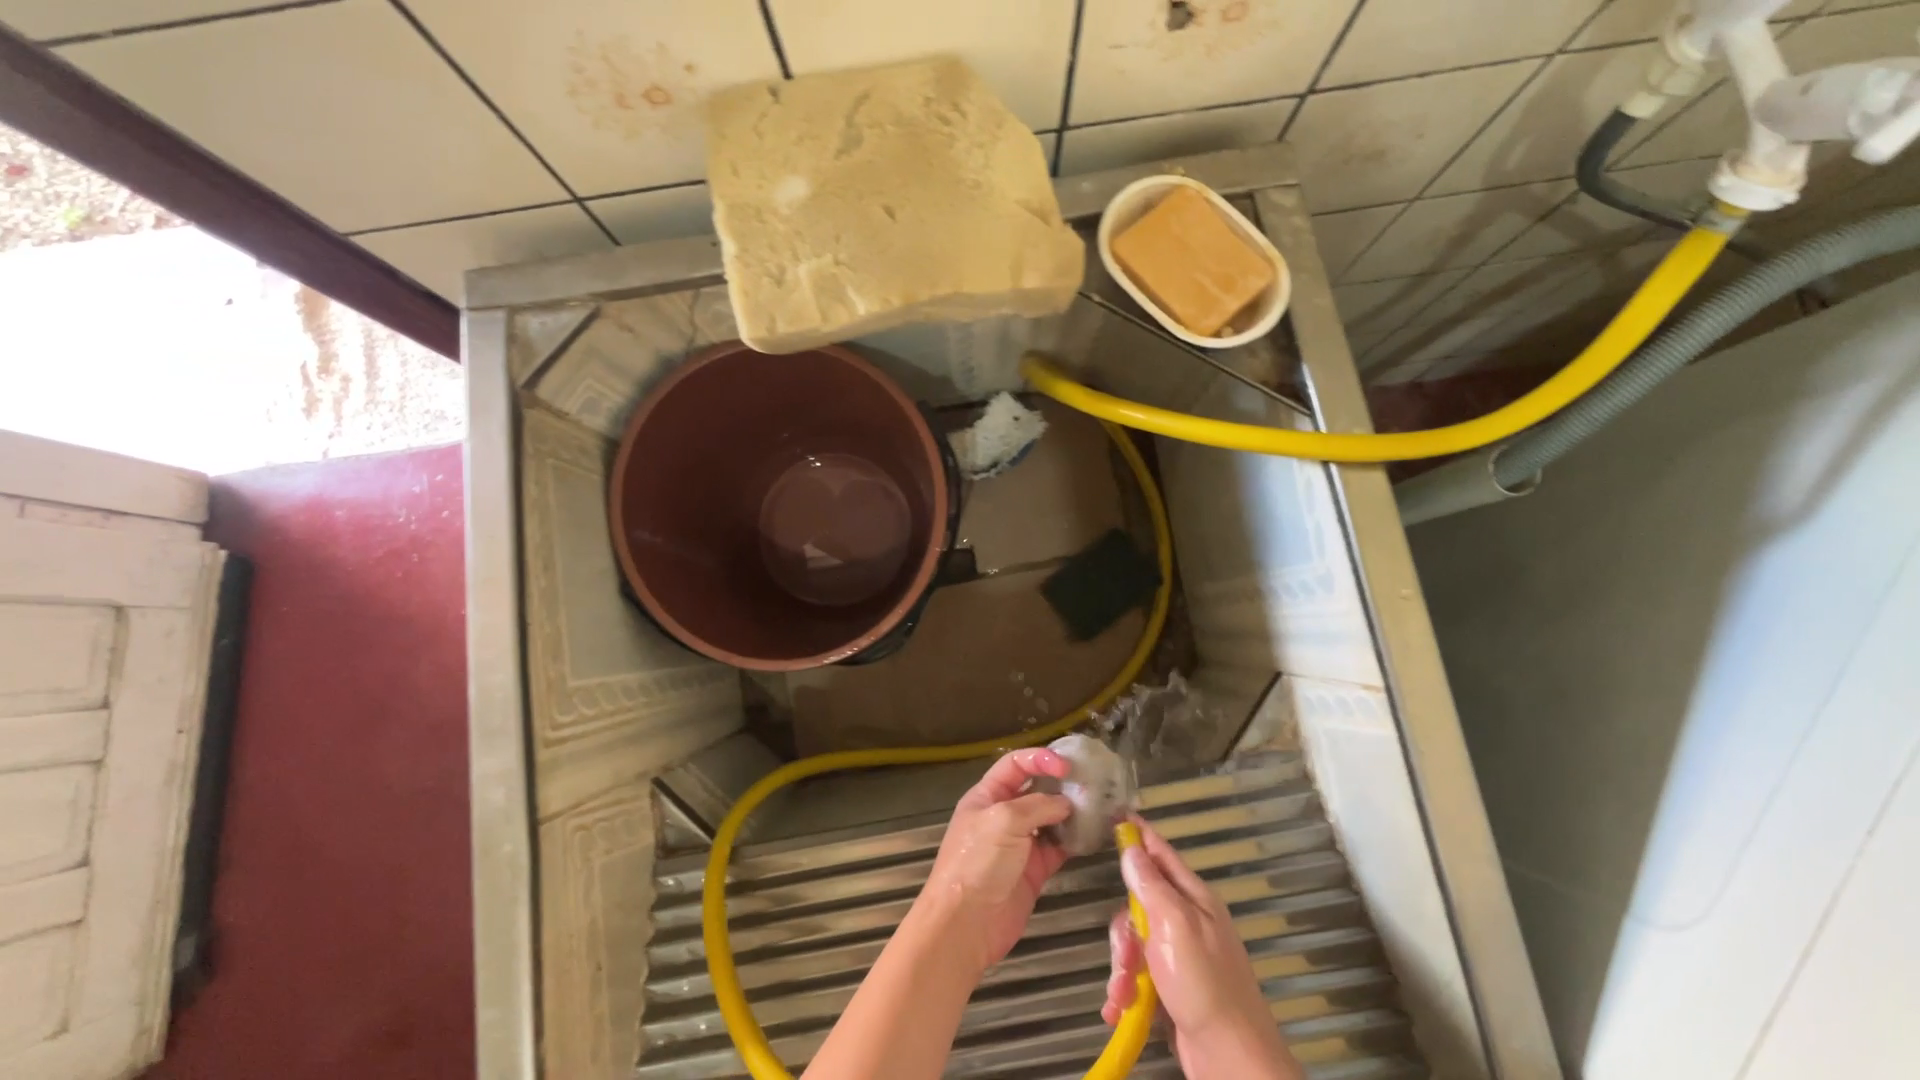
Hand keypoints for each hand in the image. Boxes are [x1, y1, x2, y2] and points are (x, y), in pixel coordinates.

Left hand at [918, 748, 1072, 971]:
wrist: (966, 924)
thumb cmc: (977, 863)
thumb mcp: (1003, 821)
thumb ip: (1037, 805)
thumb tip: (1065, 804)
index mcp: (987, 796)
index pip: (1015, 765)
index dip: (1040, 759)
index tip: (1068, 765)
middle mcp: (1003, 816)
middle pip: (1036, 790)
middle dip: (1062, 784)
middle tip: (1093, 783)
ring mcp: (1020, 843)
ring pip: (1051, 819)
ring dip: (1073, 812)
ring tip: (1100, 805)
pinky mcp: (1035, 869)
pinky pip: (1059, 847)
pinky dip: (1076, 840)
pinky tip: (1094, 833)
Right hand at [1103, 818, 1300, 1079]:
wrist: (1228, 1056)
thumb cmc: (1204, 984)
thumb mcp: (1174, 925)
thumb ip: (1151, 885)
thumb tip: (1131, 847)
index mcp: (1195, 899)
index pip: (1161, 854)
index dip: (1139, 836)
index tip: (1116, 817)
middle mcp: (1188, 921)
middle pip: (1139, 904)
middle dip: (1124, 931)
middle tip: (1128, 954)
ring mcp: (1180, 955)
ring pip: (1134, 942)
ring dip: (1122, 968)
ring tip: (1126, 993)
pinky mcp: (1172, 985)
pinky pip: (1138, 974)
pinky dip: (1126, 990)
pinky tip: (1122, 1007)